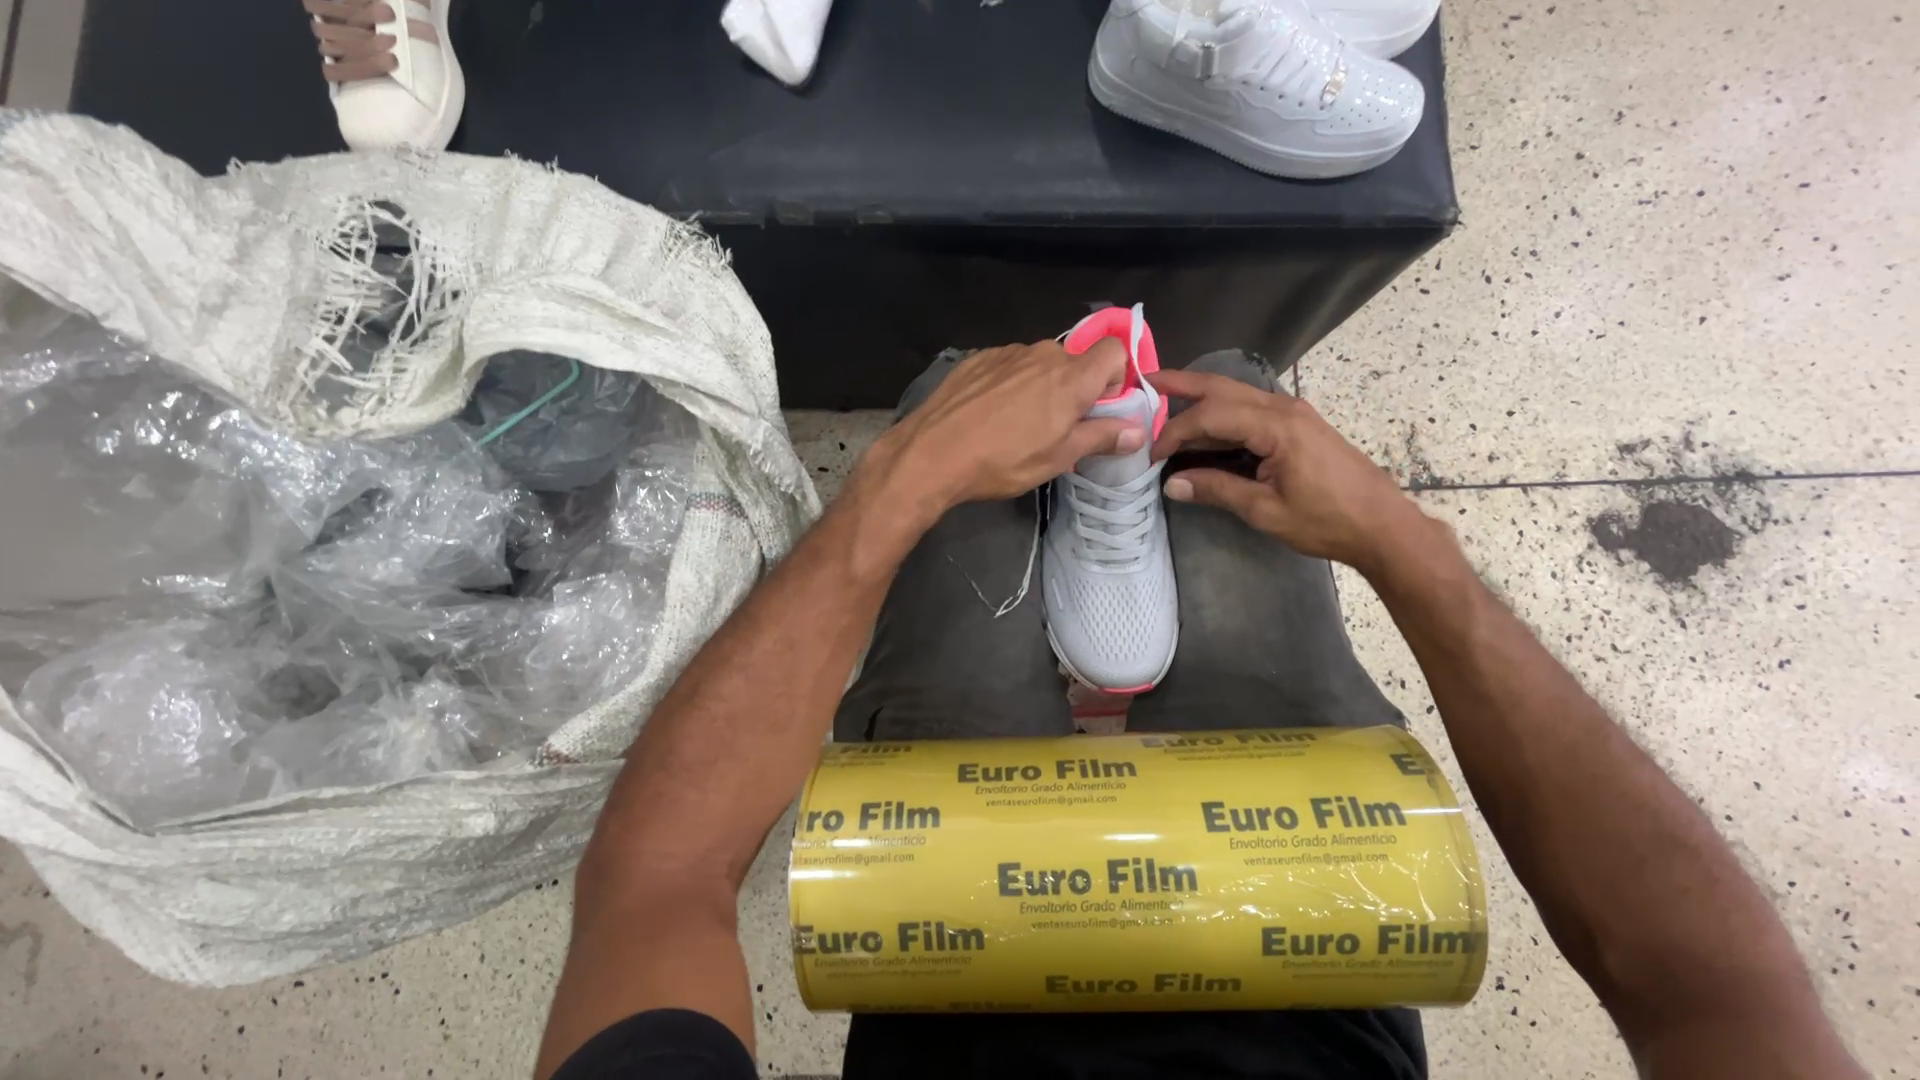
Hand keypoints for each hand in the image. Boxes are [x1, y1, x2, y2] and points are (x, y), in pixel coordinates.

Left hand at [871, 339, 1137, 513]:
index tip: (1100, 406)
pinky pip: (1007, 366)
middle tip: (1057, 426)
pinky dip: (1009, 384)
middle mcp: (1042, 353)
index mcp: (1071, 377)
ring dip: (1039, 386)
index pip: (1114, 350)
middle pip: (1074, 361)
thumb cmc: (1004, 460)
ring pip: (1038, 363)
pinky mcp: (977, 359)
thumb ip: (1102, 437)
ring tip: (1017, 423)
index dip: (1114, 376)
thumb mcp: (1059, 458)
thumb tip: (1138, 430)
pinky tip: (989, 414)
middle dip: (1074, 388)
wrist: (932, 453)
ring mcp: (1006, 353)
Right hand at [1147, 368, 1431, 575]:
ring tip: (1165, 398)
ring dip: (1201, 397)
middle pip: (1223, 388)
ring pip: (1237, 395)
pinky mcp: (1298, 426)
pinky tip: (1204, 424)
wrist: (1383, 526)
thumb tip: (1173, 484)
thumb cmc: (1327, 520)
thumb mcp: (1266, 511)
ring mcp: (1293, 414)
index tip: (1153, 454)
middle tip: (1146, 381)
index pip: (1211, 415)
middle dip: (1182, 384)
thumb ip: (1218, 490)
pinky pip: (1251, 409)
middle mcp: (1284, 409)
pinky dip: (1221, 412)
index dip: (1176, 431)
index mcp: (1277, 427)